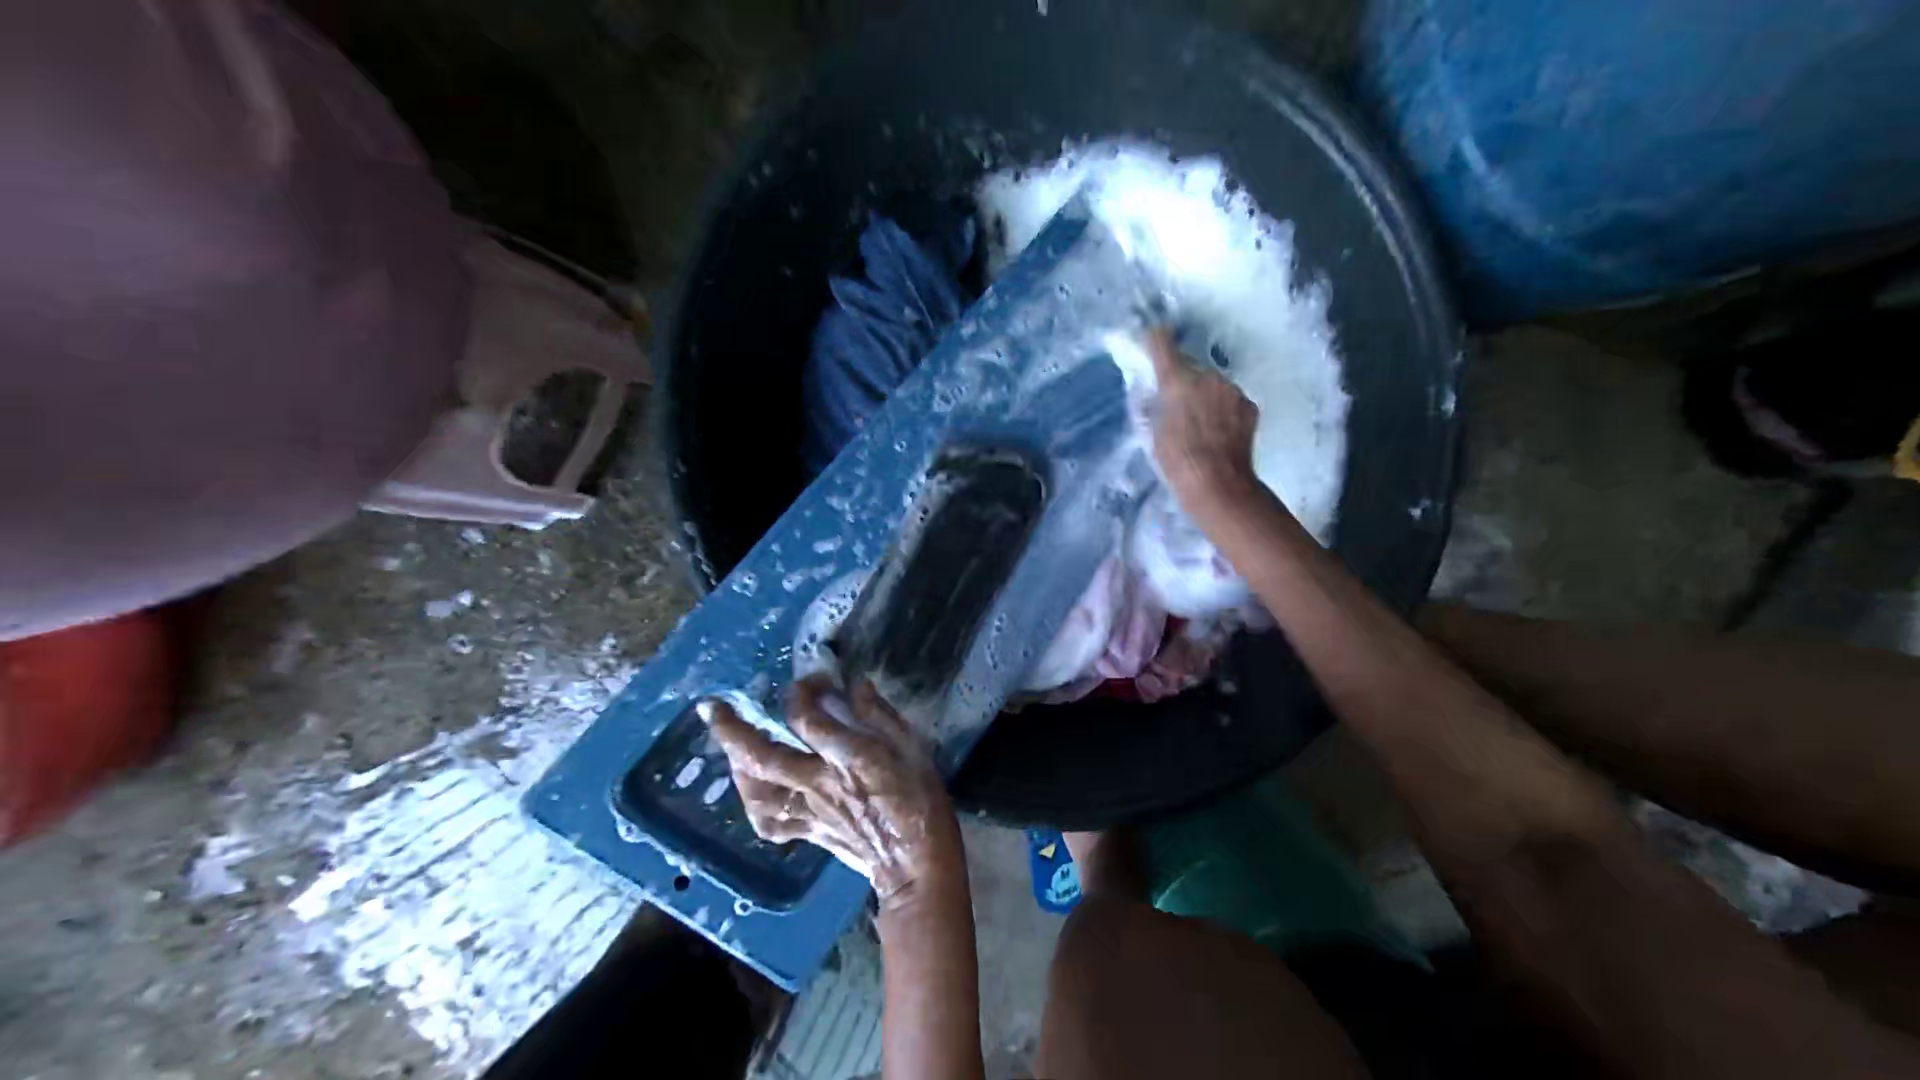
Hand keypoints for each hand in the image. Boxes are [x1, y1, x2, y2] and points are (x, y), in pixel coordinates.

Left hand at [702, 675, 963, 910]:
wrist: (915, 865)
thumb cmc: (921, 801)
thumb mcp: (913, 748)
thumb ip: (880, 714)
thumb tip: (854, 684)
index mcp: (849, 759)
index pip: (807, 719)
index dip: (802, 692)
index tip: (812, 679)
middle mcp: (819, 783)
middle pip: (762, 755)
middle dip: (732, 728)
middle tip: (711, 705)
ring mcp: (808, 811)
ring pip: (756, 790)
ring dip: (734, 763)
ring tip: (727, 741)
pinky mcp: (807, 832)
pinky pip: (769, 821)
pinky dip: (752, 801)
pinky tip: (750, 786)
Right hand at [1142, 327, 1263, 514]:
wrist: (1218, 484)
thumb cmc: (1175, 460)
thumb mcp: (1150, 431)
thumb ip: (1150, 403)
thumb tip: (1151, 389)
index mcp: (1177, 380)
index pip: (1162, 343)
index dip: (1153, 339)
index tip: (1149, 339)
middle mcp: (1208, 376)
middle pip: (1190, 366)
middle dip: (1181, 378)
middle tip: (1173, 401)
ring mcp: (1232, 390)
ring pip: (1212, 382)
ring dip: (1203, 393)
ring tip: (1197, 421)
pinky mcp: (1249, 405)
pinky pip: (1229, 399)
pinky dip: (1221, 408)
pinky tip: (1216, 430)